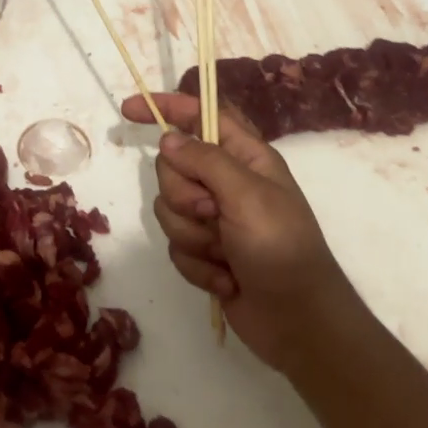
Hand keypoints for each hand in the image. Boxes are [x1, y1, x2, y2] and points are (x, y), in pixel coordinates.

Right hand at [122, 93, 363, 372]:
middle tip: (213, 214)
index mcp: (245, 157)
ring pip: (168, 208)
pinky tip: (226, 279)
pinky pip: (174, 245)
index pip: (200, 115)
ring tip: (224, 254)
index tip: (129, 111)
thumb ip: (204, 160)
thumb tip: (167, 139)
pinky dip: (198, 265)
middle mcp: (226, 182)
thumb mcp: (247, 195)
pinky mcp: (204, 252)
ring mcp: (214, 218)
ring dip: (193, 236)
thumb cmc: (281, 248)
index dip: (167, 106)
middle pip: (172, 168)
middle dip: (184, 196)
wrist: (299, 322)